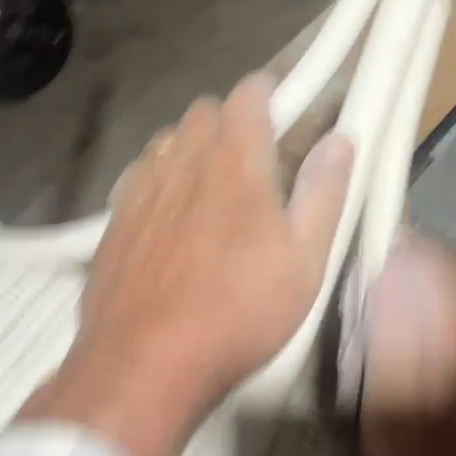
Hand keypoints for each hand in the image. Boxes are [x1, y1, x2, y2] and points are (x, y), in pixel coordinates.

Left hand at [17, 73, 354, 455]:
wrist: (144, 363)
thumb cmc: (238, 312)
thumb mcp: (304, 261)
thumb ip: (324, 192)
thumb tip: (341, 139)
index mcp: (237, 159)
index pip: (249, 91)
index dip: (267, 92)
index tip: (281, 110)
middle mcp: (186, 156)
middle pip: (206, 109)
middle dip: (230, 122)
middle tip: (251, 162)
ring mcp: (143, 182)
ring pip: (170, 137)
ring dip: (193, 147)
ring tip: (209, 189)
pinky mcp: (114, 212)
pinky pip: (141, 171)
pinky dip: (159, 176)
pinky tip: (168, 215)